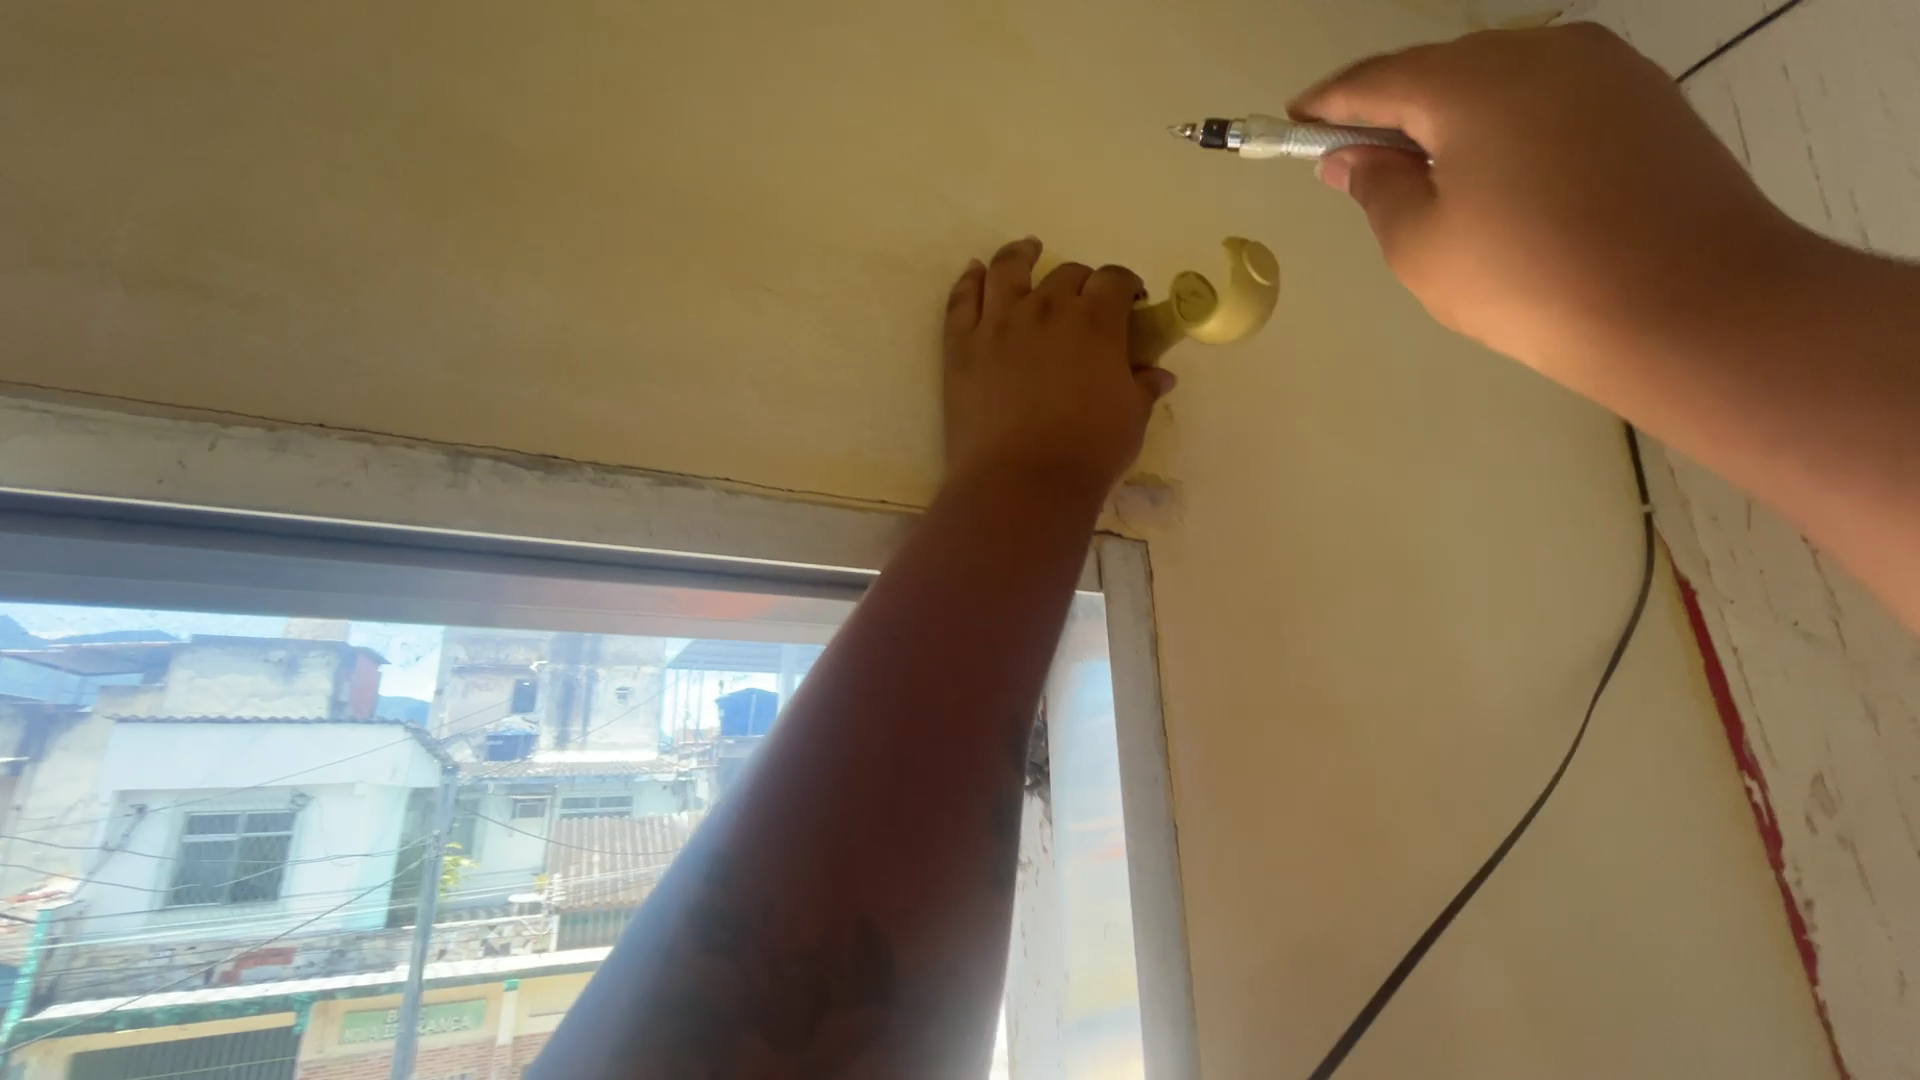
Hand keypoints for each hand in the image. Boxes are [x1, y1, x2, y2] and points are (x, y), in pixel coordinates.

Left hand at [942, 238, 1175, 500]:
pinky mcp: (960, 346)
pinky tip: (975, 272)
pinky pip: (961, 300)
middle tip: (1083, 301)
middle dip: (1081, 282)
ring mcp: (998, 323)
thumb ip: (1142, 389)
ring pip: (1008, 270)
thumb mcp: (1130, 420)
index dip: (1124, 286)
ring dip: (1021, 255)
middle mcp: (1046, 308)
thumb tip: (1159, 375)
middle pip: (1066, 274)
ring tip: (1027, 250)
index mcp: (1094, 321)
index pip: (1114, 280)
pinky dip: (969, 281)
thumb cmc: (1087, 453)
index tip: (1129, 301)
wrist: (1020, 482)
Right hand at [1292, 23, 1824, 374]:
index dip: (1328, 104)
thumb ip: (1376, 186)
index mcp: (1472, 83)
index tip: (1294, 123)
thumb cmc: (1522, 277)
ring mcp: (1602, 65)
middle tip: (1353, 156)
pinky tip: (1490, 166)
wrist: (1681, 300)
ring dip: (1445, 112)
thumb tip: (1351, 156)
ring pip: (1496, 74)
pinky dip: (1499, 118)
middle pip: (1438, 67)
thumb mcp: (1418, 243)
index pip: (1376, 80)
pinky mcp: (1641, 93)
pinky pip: (1544, 91)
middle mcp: (1540, 50)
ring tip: (1419, 167)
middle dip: (1388, 107)